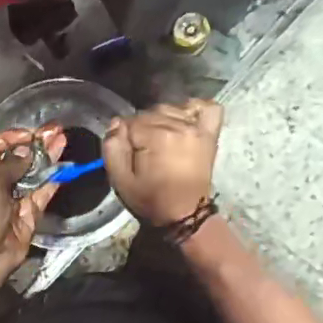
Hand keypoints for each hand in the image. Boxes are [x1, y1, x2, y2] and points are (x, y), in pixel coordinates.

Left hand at [0, 125, 67, 281]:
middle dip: (35, 144)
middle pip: (17, 158)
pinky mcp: (29, 213)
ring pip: (34, 173)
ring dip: (47, 157)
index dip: (11, 137)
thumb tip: (26, 152)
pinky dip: (53, 180)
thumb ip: (10, 164)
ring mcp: (14, 199)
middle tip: (55, 131)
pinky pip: (43, 192)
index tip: (30, 133)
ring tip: (62, 141)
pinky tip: (64, 166)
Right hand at [103, 99, 223, 225]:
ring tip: (161, 142)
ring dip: (162, 120)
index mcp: (157, 137)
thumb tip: (115, 123)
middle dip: (142, 129)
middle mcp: (179, 126)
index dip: (125, 138)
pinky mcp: (210, 133)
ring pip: (170, 108)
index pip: (130, 122)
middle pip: (149, 113)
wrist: (186, 214)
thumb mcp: (121, 180)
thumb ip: (112, 148)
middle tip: (144, 152)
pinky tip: (184, 121)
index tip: (130, 156)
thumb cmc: (151, 199)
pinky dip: (194, 109)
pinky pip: (206, 108)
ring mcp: (197, 128)